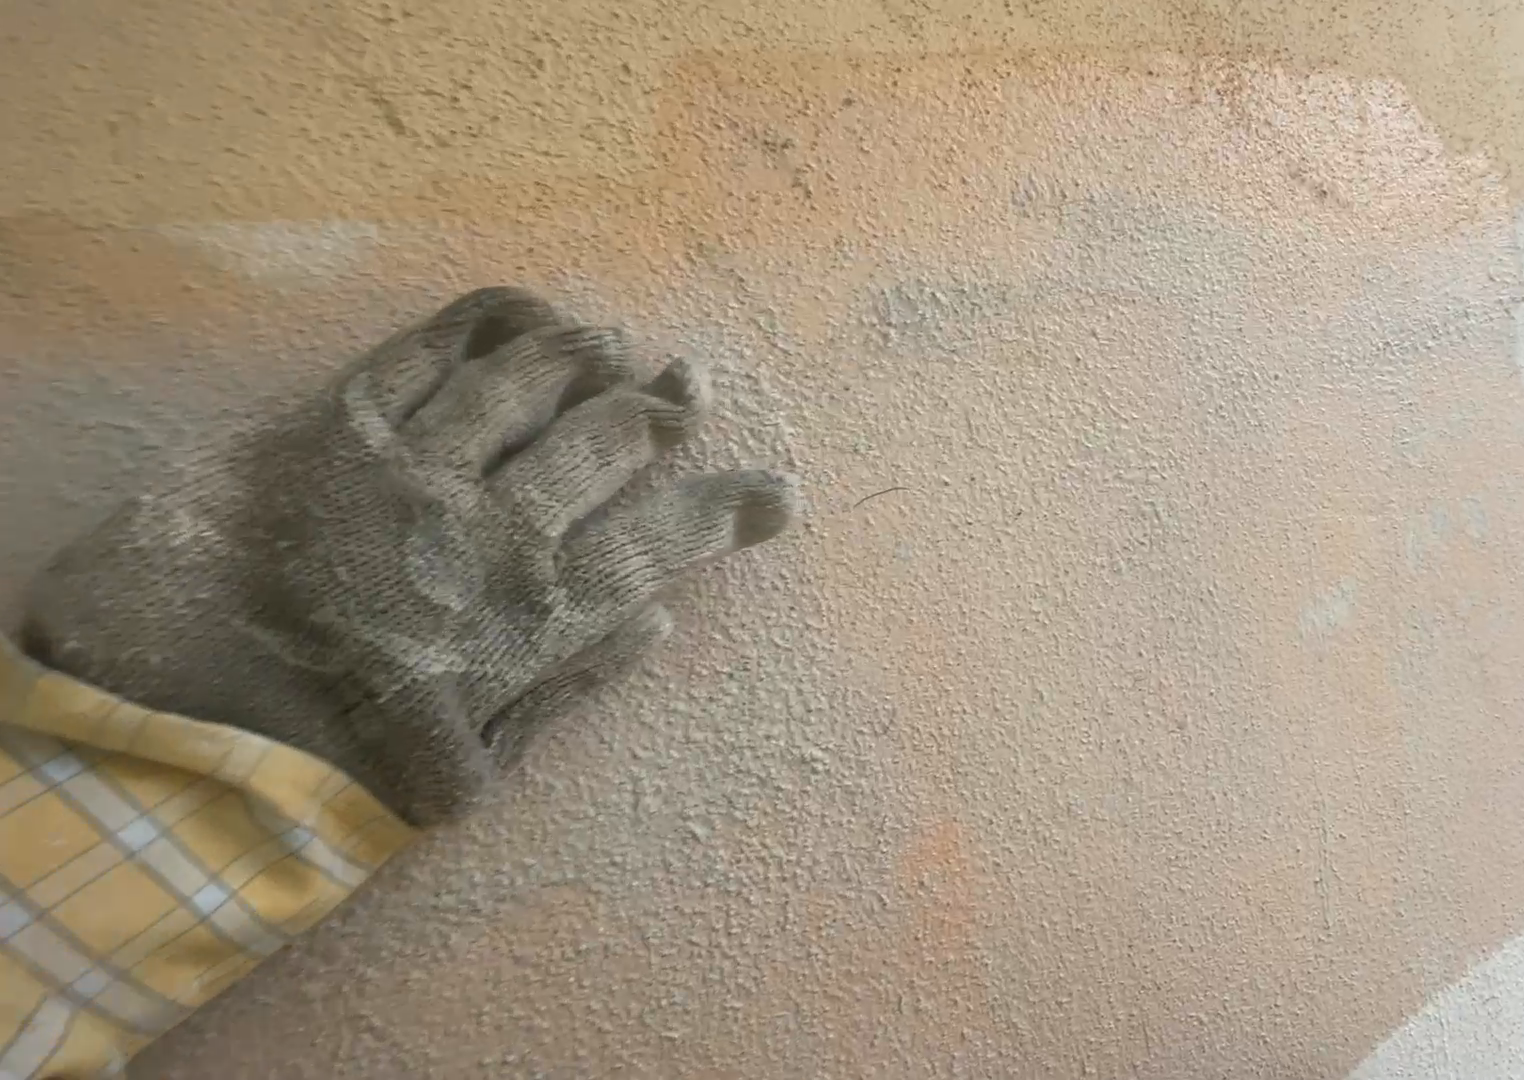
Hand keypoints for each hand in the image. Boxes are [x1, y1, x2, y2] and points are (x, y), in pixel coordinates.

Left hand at [23, 287, 797, 823]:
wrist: (161, 751)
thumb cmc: (342, 765)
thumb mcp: (482, 765)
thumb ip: (577, 687)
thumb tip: (661, 620)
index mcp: (529, 611)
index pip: (660, 543)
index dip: (730, 512)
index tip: (780, 494)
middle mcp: (486, 528)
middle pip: (602, 444)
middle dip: (661, 411)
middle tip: (691, 386)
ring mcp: (407, 472)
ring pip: (523, 387)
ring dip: (583, 358)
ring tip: (617, 343)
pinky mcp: (327, 430)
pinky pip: (419, 355)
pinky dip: (482, 325)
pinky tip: (525, 309)